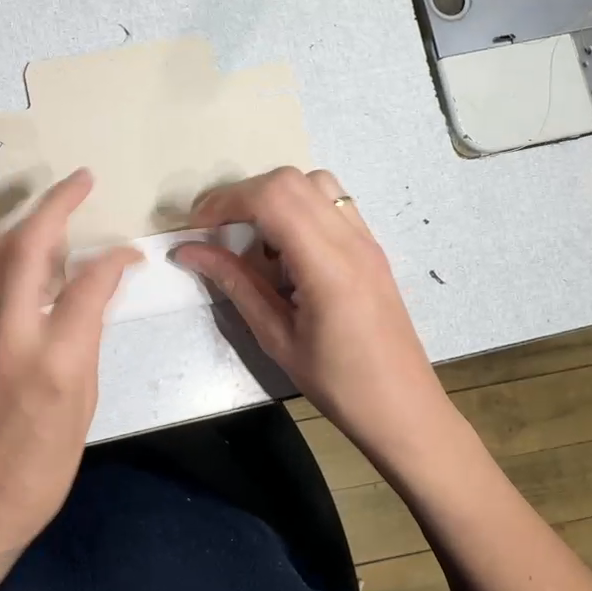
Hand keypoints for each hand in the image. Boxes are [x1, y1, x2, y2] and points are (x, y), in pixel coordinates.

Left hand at [0, 169, 141, 562]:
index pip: (88, 281)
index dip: (114, 258)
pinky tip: (24, 253)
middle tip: (82, 179)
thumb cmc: (40, 469)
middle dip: (57, 202)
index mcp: (53, 359)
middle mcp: (8, 332)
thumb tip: (99, 287)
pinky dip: (4, 249)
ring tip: (52, 208)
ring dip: (23, 218)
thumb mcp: (83, 406)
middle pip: (29, 244)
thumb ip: (88, 337)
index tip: (130, 252)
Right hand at [171, 168, 451, 461]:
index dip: (226, 202)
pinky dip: (298, 209)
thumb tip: (188, 251)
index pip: (271, 198)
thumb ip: (234, 284)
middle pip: (289, 180)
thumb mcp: (275, 337)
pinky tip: (286, 250)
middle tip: (217, 231)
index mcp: (327, 266)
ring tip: (255, 241)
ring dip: (273, 198)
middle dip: (243, 196)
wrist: (403, 409)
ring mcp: (366, 240)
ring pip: (313, 183)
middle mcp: (351, 240)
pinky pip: (331, 203)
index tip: (198, 229)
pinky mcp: (371, 247)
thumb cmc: (337, 384)